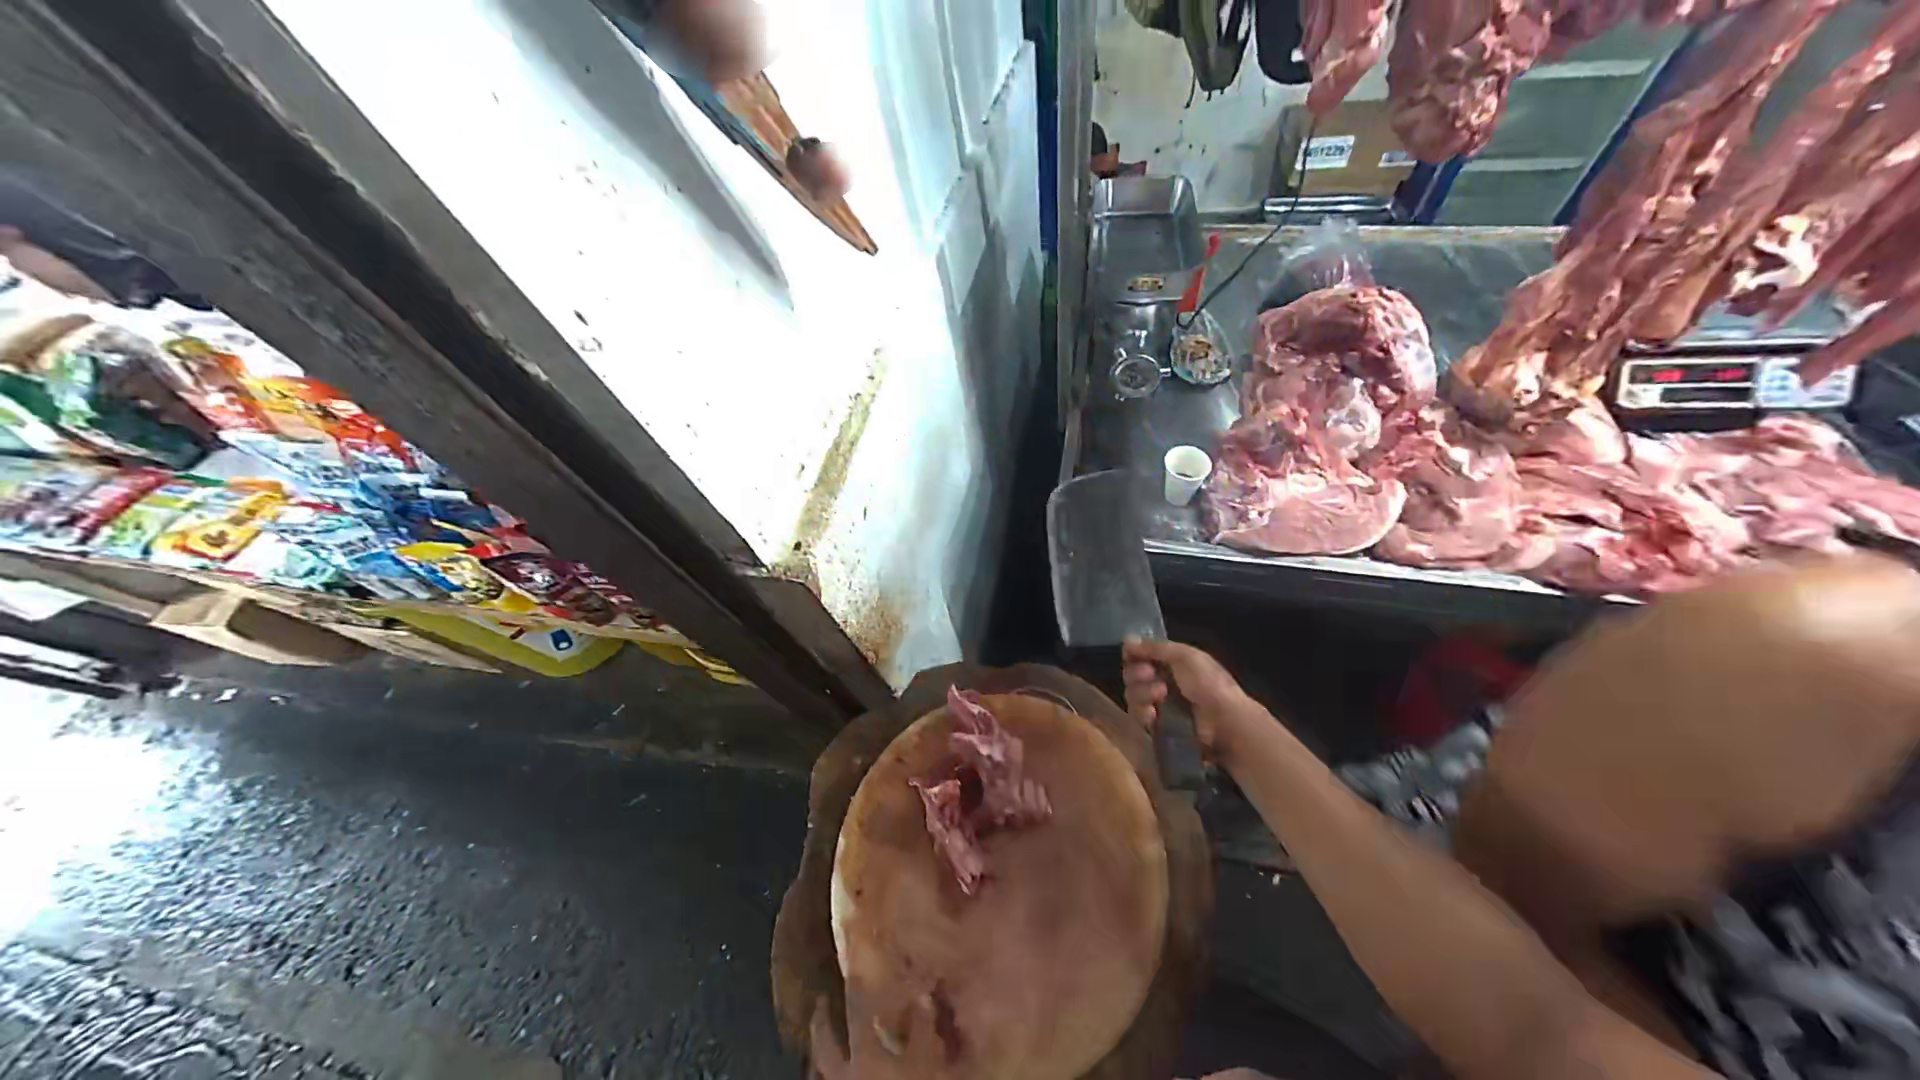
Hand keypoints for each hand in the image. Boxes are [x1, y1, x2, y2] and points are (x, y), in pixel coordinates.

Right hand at [1122, 640, 1258, 765]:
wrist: (1223, 721)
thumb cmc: (1208, 683)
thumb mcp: (1184, 656)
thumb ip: (1154, 647)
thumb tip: (1126, 639)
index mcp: (1171, 662)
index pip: (1139, 655)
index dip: (1133, 655)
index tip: (1132, 655)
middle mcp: (1161, 680)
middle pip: (1131, 674)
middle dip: (1136, 673)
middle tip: (1149, 674)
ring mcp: (1158, 704)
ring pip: (1132, 694)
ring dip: (1142, 692)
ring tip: (1161, 695)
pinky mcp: (1157, 725)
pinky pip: (1137, 715)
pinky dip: (1143, 712)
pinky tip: (1154, 713)